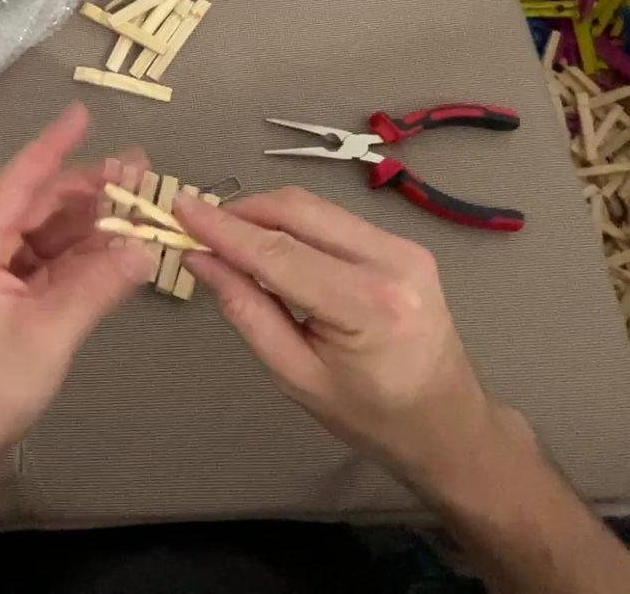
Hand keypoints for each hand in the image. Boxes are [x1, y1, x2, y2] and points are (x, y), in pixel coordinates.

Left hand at [0, 102, 158, 484]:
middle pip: (41, 202)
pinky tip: (123, 240)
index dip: (51, 146)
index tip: (81, 113)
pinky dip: (90, 249)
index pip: (19, 182)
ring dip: (94, 215)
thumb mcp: (48, 334)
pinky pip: (59, 257)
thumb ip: (97, 286)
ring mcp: (4, 267)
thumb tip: (145, 247)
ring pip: (53, 228)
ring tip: (139, 196)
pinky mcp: (21, 290)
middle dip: (88, 184)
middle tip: (138, 167)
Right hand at [178, 188, 523, 487]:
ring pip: (310, 206)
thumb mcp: (294, 374)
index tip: (179, 207)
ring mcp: (402, 247)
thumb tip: (198, 258)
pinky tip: (267, 243)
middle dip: (239, 211)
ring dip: (261, 213)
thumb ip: (244, 309)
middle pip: (295, 211)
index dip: (222, 227)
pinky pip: (328, 216)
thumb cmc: (369, 414)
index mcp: (368, 306)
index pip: (277, 251)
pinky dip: (288, 221)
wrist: (449, 424)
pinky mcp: (401, 242)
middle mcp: (391, 263)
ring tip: (227, 237)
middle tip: (197, 226)